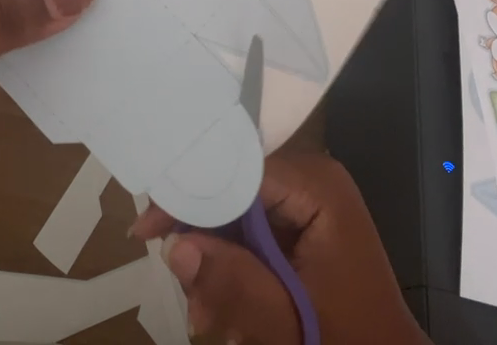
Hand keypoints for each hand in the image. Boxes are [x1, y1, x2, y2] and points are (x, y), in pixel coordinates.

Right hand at [132, 152, 429, 344]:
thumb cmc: (349, 338)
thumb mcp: (287, 320)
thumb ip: (234, 283)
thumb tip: (175, 246)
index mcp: (315, 186)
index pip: (235, 169)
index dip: (188, 195)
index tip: (146, 231)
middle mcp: (309, 179)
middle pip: (231, 191)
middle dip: (201, 242)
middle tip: (187, 294)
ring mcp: (306, 201)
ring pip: (234, 216)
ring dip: (214, 264)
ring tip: (209, 316)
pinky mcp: (302, 225)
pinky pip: (251, 233)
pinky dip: (232, 269)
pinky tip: (229, 313)